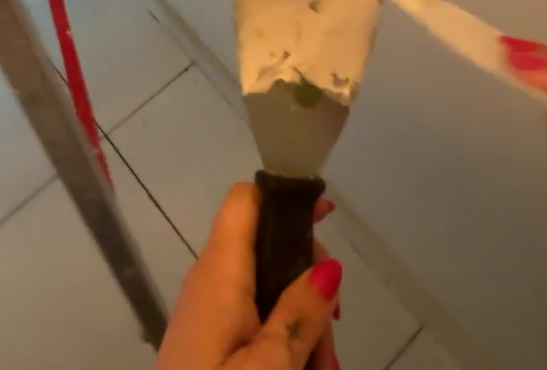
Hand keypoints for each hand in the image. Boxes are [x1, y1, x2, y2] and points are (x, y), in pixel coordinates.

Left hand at [157, 182, 343, 369]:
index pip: (245, 199)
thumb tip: (329, 263)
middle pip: (267, 246)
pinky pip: (255, 323)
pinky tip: (306, 369)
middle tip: (336, 324)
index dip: (284, 194)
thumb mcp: (272, 365)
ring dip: (302, 321)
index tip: (327, 213)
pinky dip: (284, 341)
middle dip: (309, 278)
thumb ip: (300, 313)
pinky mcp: (212, 343)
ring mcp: (210, 313)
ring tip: (325, 366)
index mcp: (220, 270)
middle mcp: (211, 280)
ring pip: (268, 291)